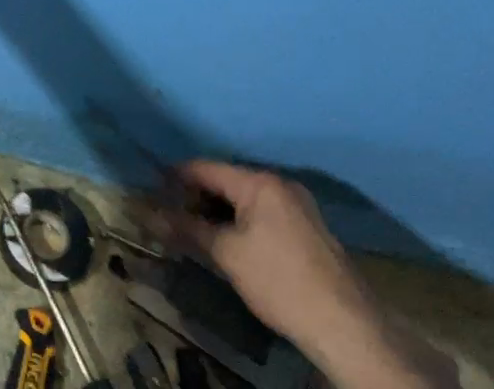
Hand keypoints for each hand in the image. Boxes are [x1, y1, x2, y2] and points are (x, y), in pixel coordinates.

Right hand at [162, 161, 378, 353]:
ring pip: (244, 199)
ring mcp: (298, 207)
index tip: (150, 193)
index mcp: (260, 183)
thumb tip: (147, 215)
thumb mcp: (225, 254)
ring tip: (194, 233)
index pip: (204, 168)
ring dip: (217, 213)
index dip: (174, 178)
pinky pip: (262, 213)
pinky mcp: (307, 229)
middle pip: (225, 181)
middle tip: (171, 219)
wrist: (345, 327)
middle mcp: (281, 185)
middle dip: (196, 198)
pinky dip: (239, 222)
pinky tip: (226, 243)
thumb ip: (186, 228)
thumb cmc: (279, 281)